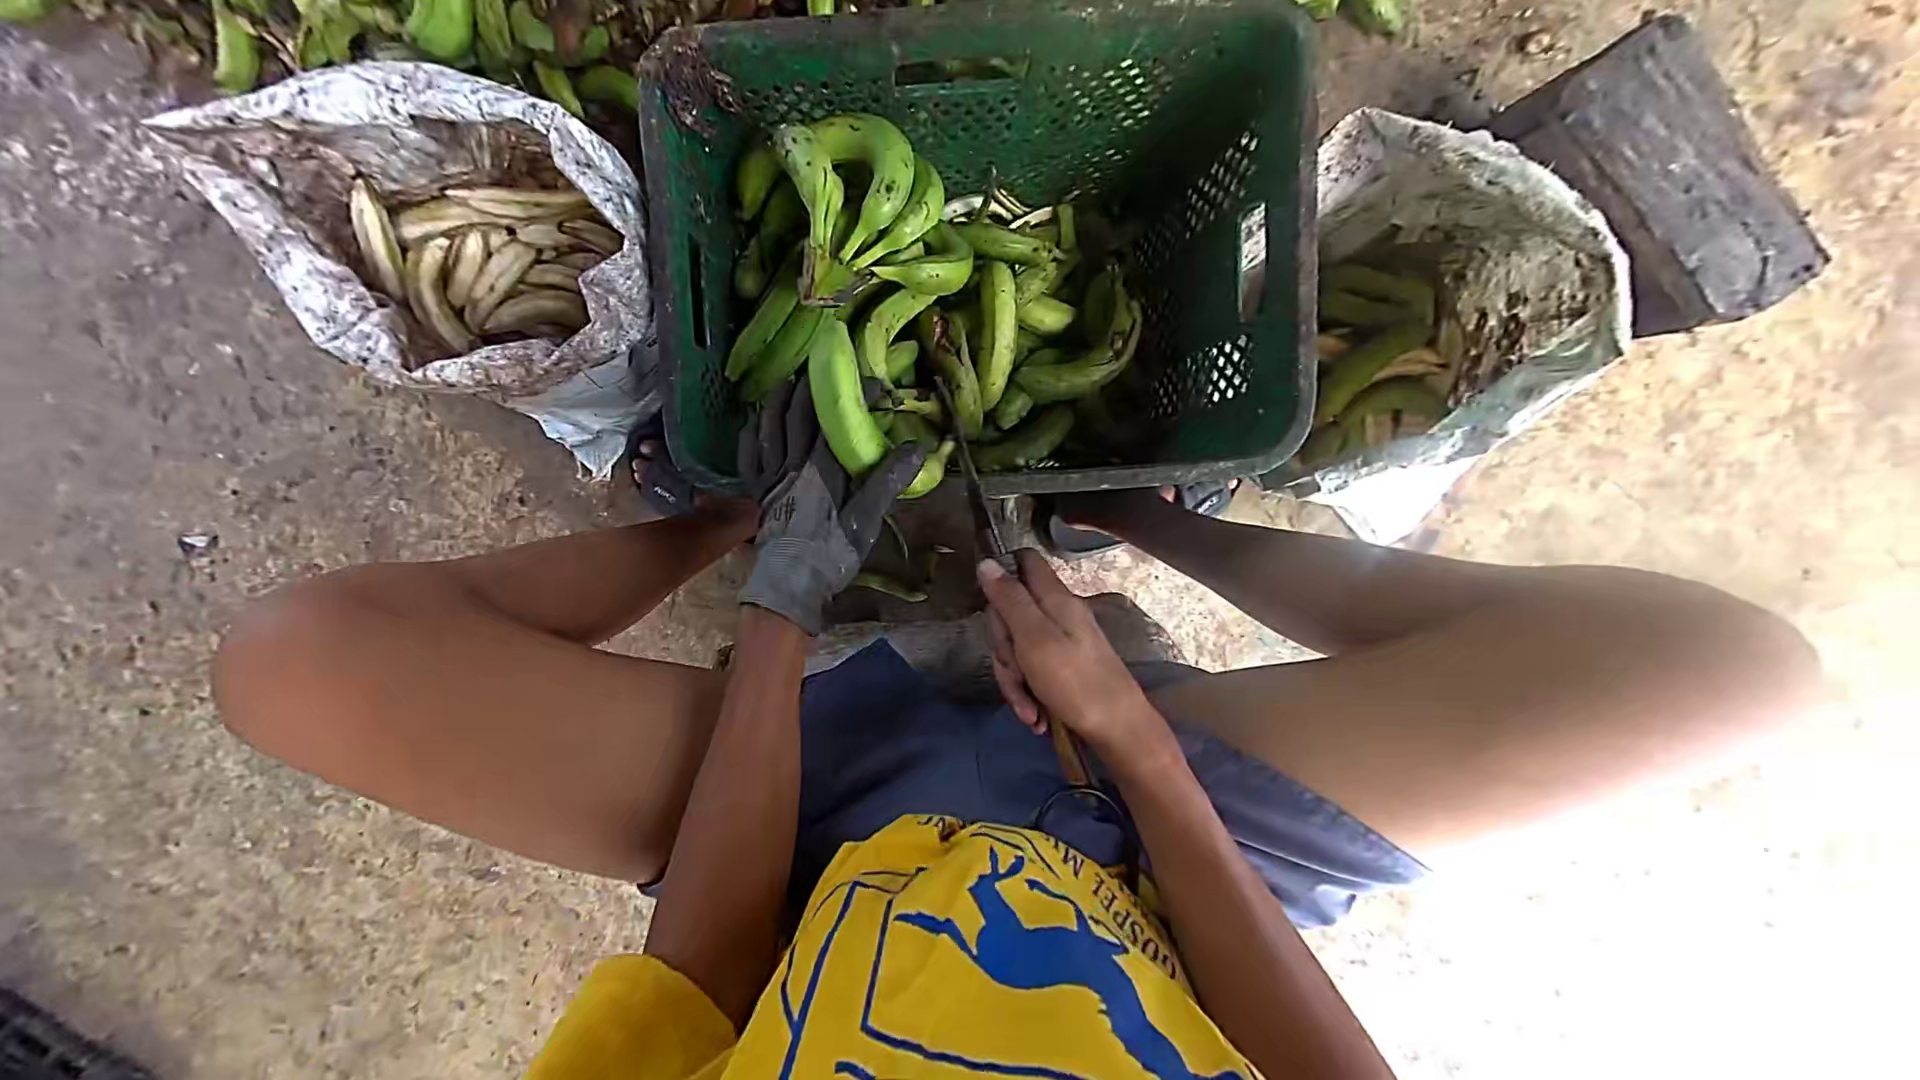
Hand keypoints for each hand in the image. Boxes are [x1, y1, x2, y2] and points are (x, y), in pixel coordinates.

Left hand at [736, 378, 925, 634]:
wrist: (790, 583)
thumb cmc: (832, 553)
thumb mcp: (866, 520)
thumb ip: (886, 482)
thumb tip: (916, 449)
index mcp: (821, 469)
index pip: (838, 423)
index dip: (856, 399)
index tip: (875, 384)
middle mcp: (792, 465)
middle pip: (799, 417)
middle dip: (811, 388)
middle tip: (822, 366)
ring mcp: (771, 478)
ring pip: (771, 429)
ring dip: (778, 402)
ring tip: (786, 381)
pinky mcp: (758, 493)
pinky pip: (749, 457)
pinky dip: (751, 437)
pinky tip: (753, 424)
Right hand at [976, 549, 1177, 766]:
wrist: (1120, 732)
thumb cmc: (1077, 683)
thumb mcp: (1034, 639)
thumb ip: (1010, 600)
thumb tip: (987, 562)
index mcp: (1054, 599)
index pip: (1024, 563)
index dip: (1000, 577)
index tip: (992, 608)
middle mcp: (1058, 615)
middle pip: (1011, 614)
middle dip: (1004, 648)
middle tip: (1016, 670)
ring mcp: (1061, 643)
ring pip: (1017, 648)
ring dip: (1015, 681)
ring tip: (1028, 710)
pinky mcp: (1063, 669)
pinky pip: (1031, 672)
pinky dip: (1028, 694)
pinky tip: (1036, 716)